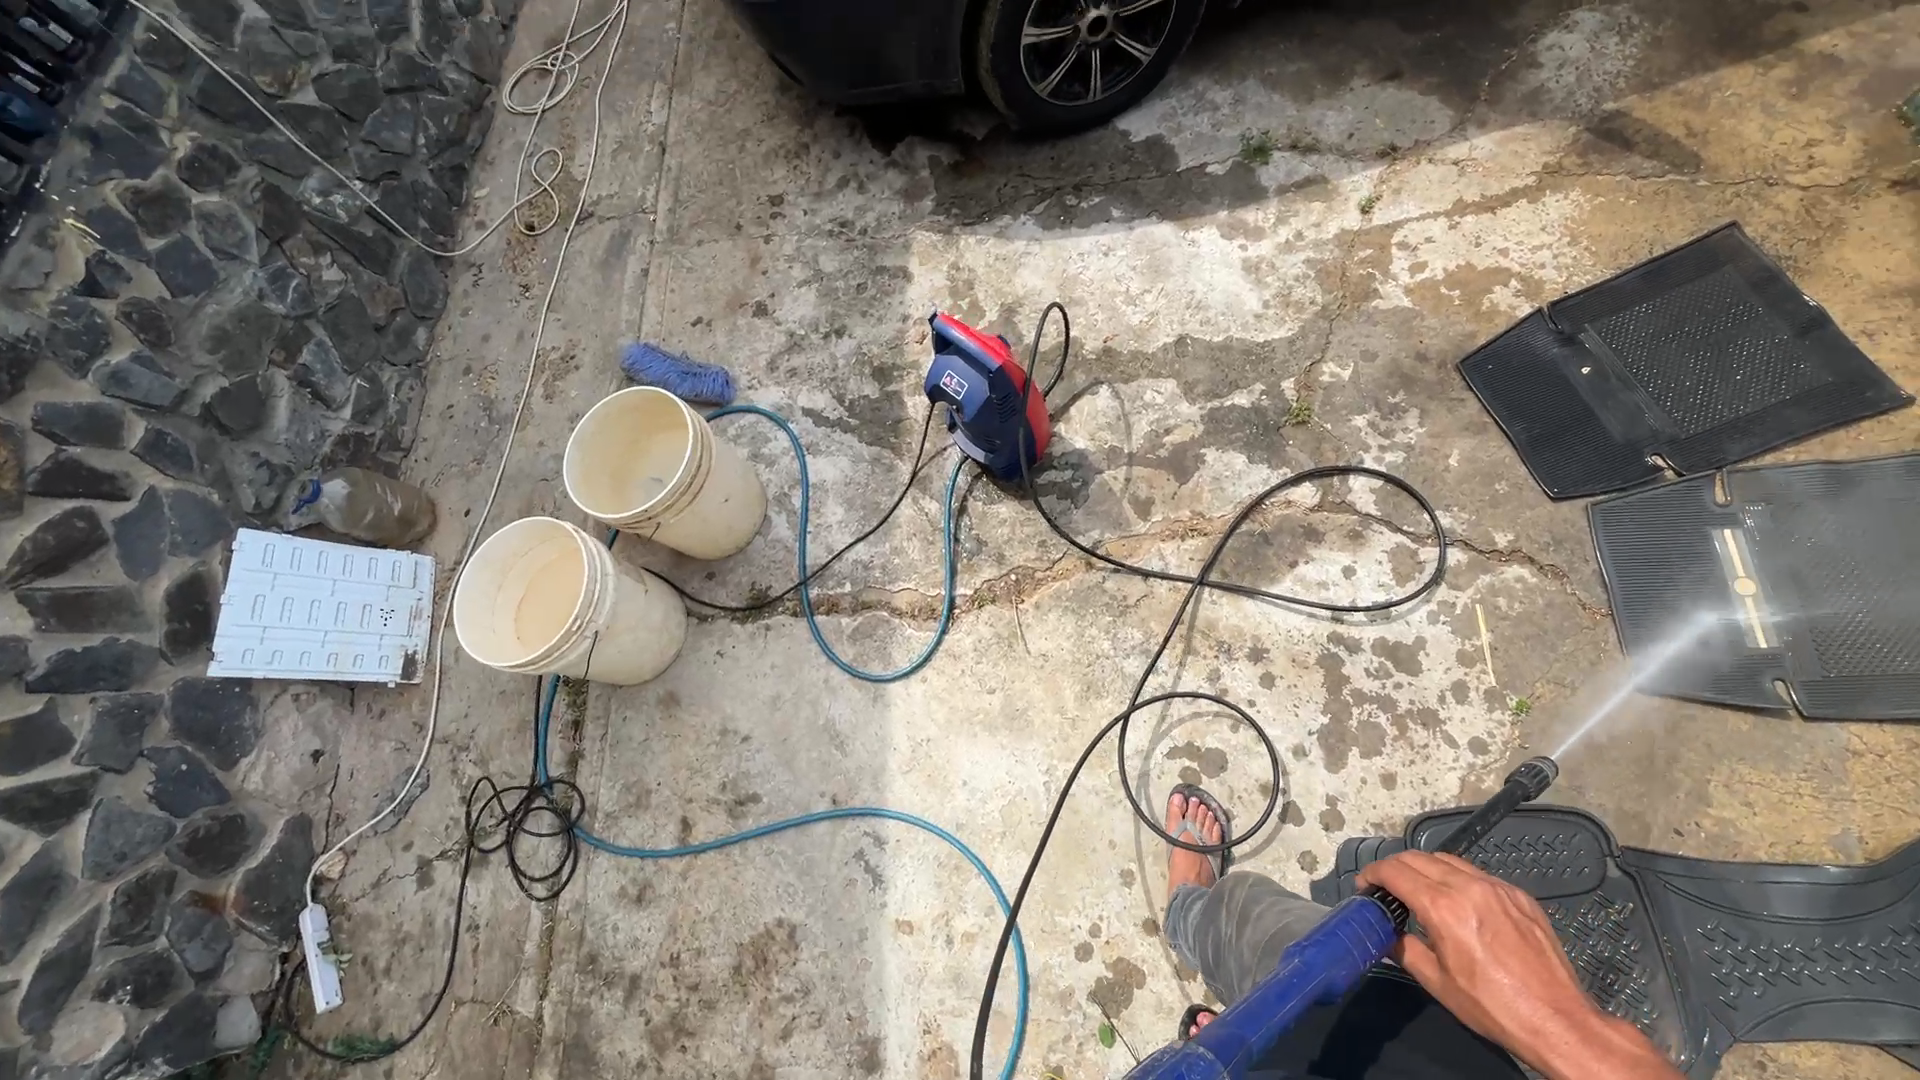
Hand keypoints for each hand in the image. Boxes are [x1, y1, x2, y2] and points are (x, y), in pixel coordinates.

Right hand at [1354, 851, 1681, 1079]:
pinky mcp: (1519, 896)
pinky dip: (1456, 878)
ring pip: (1447, 860)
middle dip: (1394, 868)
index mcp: (1442, 907)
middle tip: (1386, 888)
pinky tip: (1458, 902)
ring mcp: (1498, 888)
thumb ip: (1403, 948)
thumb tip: (1385, 933)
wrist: (1560, 1022)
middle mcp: (1469, 887)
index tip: (1364, 887)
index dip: (1371, 874)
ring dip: (1424, 869)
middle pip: (1417, 857)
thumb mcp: (1436, 983)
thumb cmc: (1493, 1007)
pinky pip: (1476, 874)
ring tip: (1419, 891)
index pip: (1394, 871)